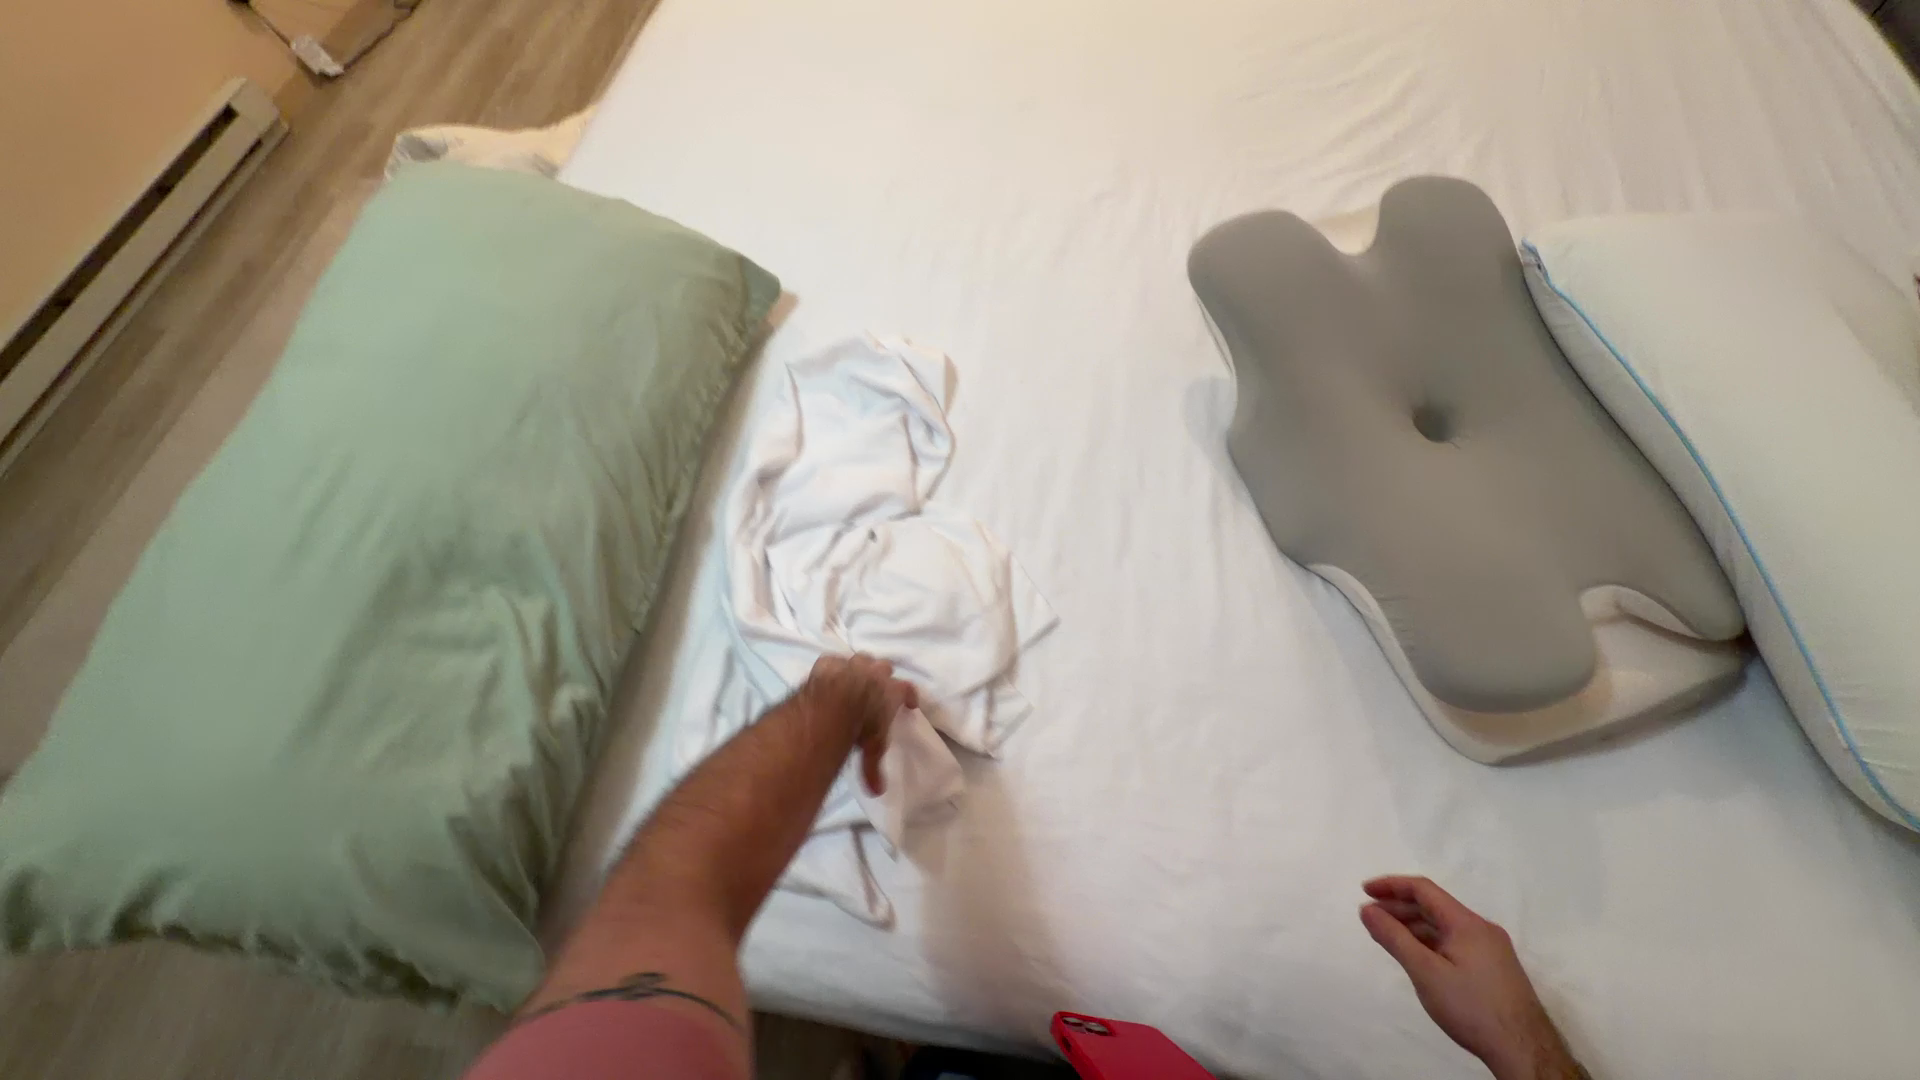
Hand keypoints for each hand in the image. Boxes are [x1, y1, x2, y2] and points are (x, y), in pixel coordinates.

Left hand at [798, 653, 917, 795]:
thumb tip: (877, 792)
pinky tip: (830, 675)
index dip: (910, 695)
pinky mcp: (828, 664)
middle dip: (882, 676)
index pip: (908, 689)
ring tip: (856, 679)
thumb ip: (873, 768)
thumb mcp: (872, 749)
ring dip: (860, 668)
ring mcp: (851, 666)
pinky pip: (832, 661)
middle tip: (878, 689)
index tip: (910, 704)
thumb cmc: (860, 727)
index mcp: (891, 692)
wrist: (832, 706)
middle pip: (884, 667)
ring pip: (861, 659)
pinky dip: (832, 667)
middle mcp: (874, 674)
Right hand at [1360, 876, 1585, 1079]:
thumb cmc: (1471, 1007)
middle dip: (1399, 907)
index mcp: (1467, 923)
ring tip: (1387, 938)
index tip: (1365, 891)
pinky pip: (1455, 943)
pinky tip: (1418, 957)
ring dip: (1413, 926)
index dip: (1391, 886)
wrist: (1526, 1054)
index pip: (1423, 889)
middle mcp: (1482, 930)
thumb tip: (1366, 909)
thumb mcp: (1425, 972)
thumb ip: (1393, 937)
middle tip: (1371, 918)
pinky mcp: (1495, 969)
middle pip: (1433, 906)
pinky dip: (1430, 942)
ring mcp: (1492, 950)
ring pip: (1444, 926)